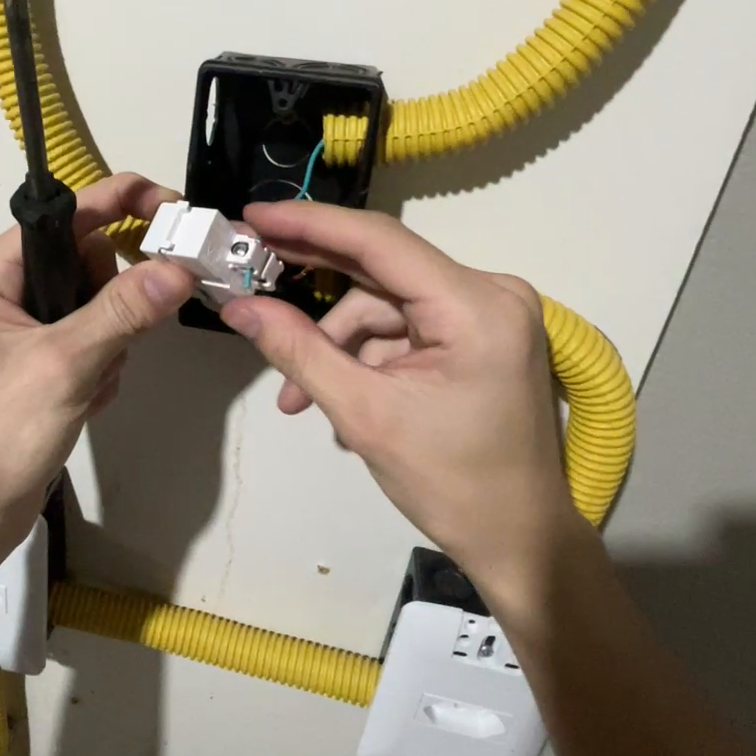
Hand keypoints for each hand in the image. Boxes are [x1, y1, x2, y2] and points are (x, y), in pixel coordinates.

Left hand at [0, 173, 195, 531]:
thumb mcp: (65, 364)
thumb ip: (123, 310)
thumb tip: (180, 265)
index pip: (63, 215)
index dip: (119, 203)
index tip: (174, 207)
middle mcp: (0, 291)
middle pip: (85, 259)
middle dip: (113, 298)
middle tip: (116, 339)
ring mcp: (17, 327)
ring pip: (94, 301)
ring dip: (110, 341)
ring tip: (91, 382)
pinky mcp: (35, 360)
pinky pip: (89, 337)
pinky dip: (101, 364)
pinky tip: (86, 399)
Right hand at [217, 202, 583, 613]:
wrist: (517, 540)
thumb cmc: (450, 483)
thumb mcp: (364, 414)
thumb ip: (298, 350)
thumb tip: (238, 305)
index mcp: (475, 305)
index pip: (380, 241)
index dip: (310, 224)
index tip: (254, 215)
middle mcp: (488, 293)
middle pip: (380, 269)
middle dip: (314, 284)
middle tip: (250, 276)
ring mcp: (484, 315)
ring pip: (383, 308)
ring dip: (336, 347)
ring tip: (298, 399)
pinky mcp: (475, 337)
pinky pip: (401, 330)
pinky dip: (364, 359)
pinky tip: (341, 401)